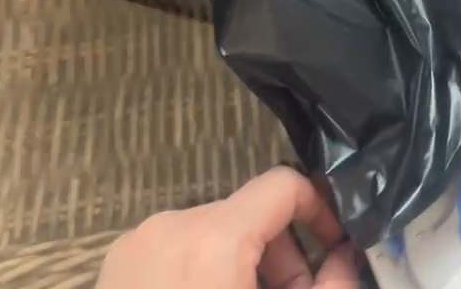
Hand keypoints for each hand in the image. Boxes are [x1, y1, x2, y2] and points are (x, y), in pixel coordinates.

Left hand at [95, 167, 361, 288]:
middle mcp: (170, 227)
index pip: (283, 185)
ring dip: (244, 267)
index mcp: (213, 238)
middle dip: (282, 256)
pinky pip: (176, 251)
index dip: (320, 210)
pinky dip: (203, 274)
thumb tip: (346, 257)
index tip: (335, 251)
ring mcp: (135, 246)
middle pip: (247, 214)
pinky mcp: (113, 269)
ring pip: (212, 233)